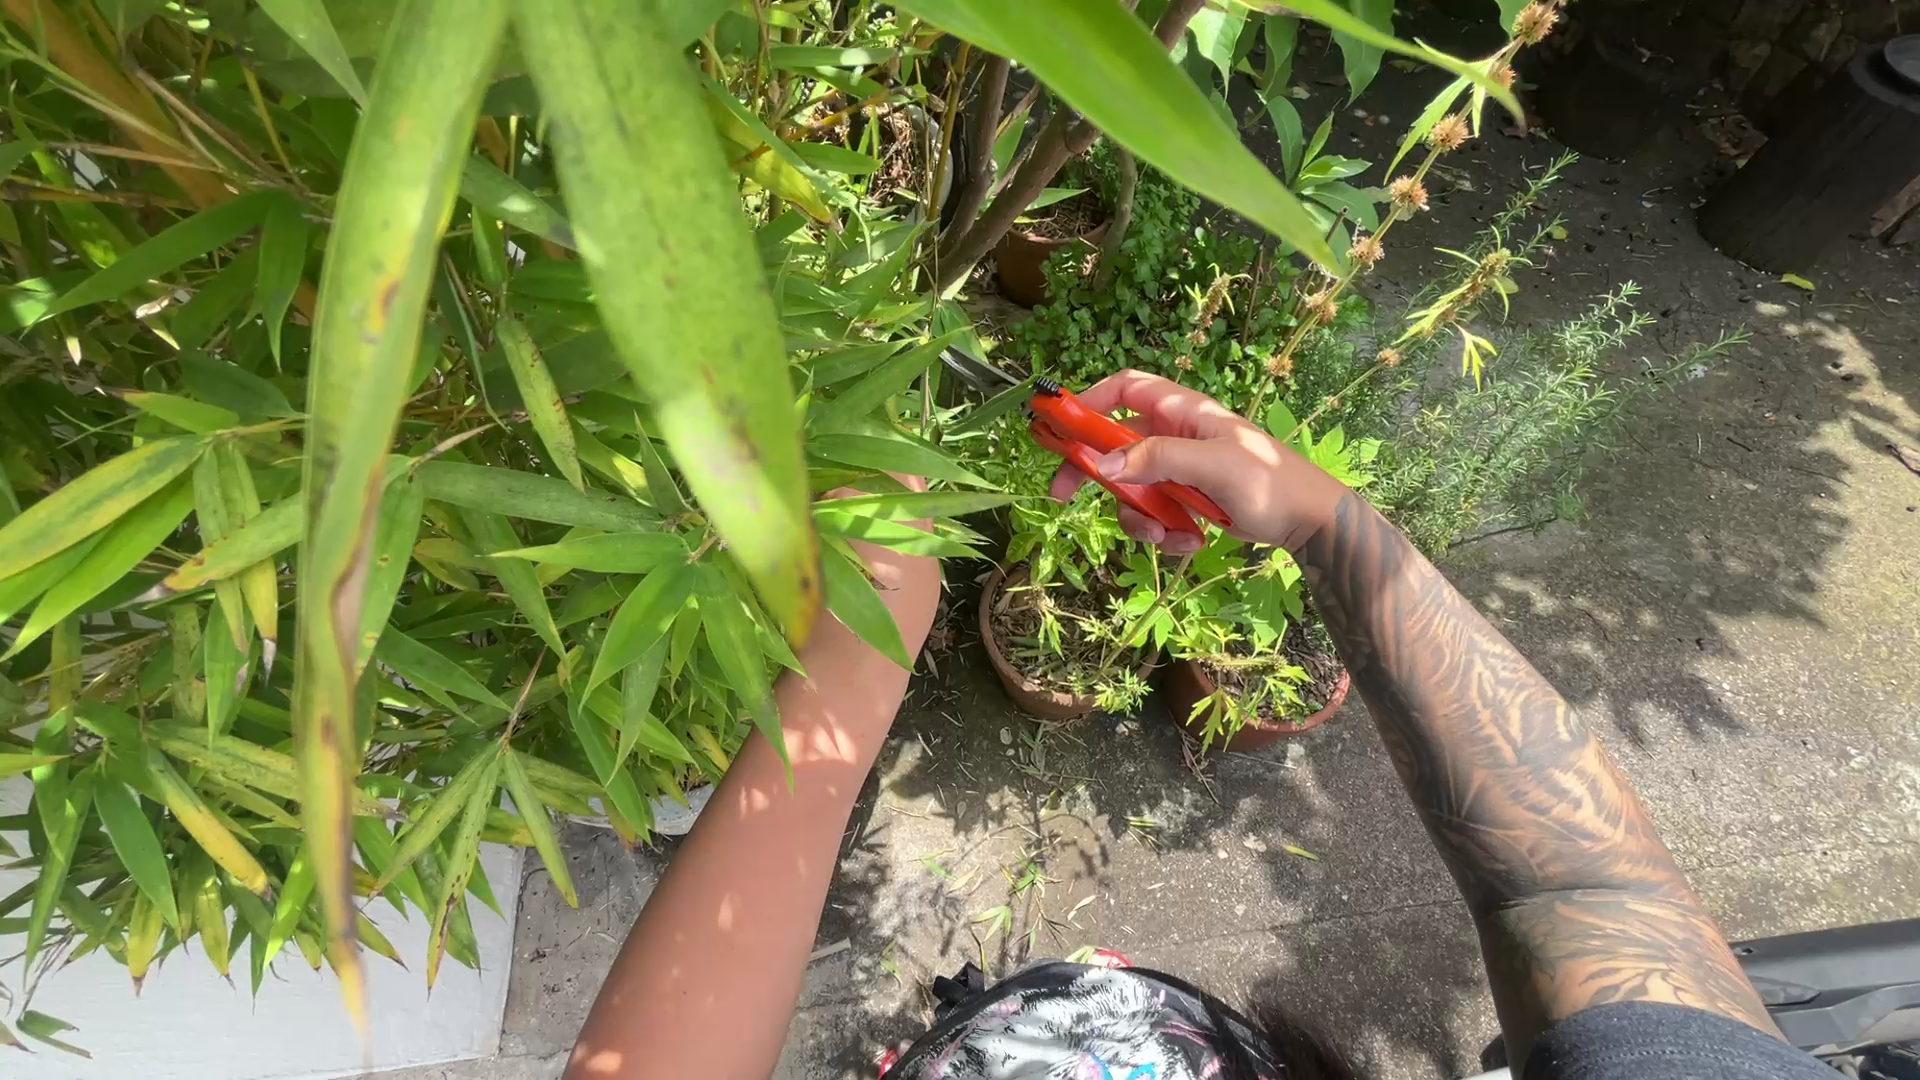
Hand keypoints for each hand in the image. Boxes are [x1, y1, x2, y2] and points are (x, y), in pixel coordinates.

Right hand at [1046, 370, 1350, 553]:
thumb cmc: (1269, 482)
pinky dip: (1164, 533)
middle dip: (1091, 471)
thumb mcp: (1212, 466)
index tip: (1061, 426)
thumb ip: (1157, 459)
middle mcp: (1174, 437)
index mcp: (1182, 413)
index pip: (1126, 389)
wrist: (1307, 523)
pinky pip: (1153, 514)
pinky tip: (1191, 542)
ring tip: (1165, 536)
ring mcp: (1177, 470)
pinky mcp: (1183, 500)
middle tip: (1062, 495)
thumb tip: (1104, 464)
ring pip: (1130, 488)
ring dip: (1137, 517)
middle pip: (1113, 444)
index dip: (1090, 400)